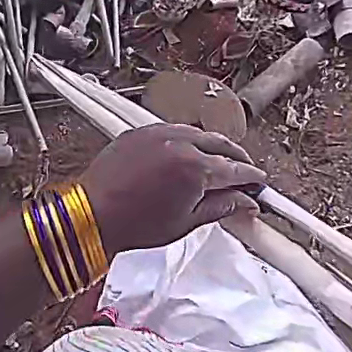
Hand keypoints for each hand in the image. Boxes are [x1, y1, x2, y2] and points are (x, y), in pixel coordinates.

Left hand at [76, 125, 264, 253]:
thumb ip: (221, 207)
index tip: (257, 183)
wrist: (93, 214)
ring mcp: (157, 133)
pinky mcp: (140, 131)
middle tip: (244, 171)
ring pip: (197, 132)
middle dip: (236, 157)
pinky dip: (187, 138)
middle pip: (220, 144)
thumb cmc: (134, 223)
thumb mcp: (187, 221)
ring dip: (213, 144)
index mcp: (195, 168)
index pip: (235, 170)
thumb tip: (244, 203)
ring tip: (219, 160)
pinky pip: (172, 129)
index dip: (251, 178)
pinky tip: (190, 150)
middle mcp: (178, 143)